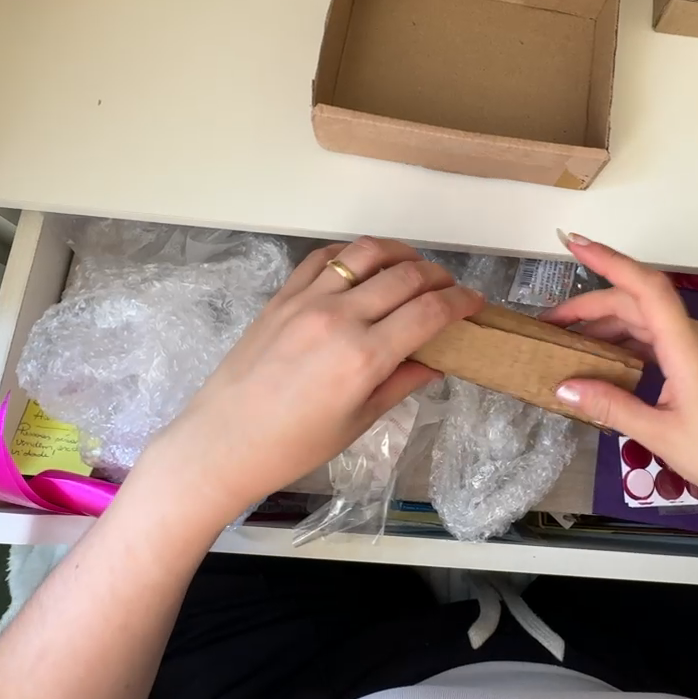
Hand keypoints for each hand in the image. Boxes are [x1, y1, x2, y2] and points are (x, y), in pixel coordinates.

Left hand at [127, 237, 483, 531]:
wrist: (221, 443)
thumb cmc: (293, 446)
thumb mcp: (358, 422)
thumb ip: (402, 383)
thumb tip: (437, 361)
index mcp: (364, 357)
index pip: (429, 312)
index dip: (461, 302)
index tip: (476, 302)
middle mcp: (339, 317)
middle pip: (406, 275)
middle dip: (439, 276)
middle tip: (451, 288)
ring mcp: (307, 300)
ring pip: (366, 252)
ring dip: (400, 252)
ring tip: (414, 265)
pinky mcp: (283, 295)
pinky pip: (324, 257)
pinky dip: (352, 253)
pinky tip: (364, 265)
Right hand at [542, 234, 697, 522]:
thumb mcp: (662, 435)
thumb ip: (611, 407)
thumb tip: (562, 388)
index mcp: (688, 348)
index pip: (646, 288)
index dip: (610, 261)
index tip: (576, 244)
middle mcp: (696, 337)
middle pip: (638, 304)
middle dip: (591, 306)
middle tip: (549, 324)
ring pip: (647, 323)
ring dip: (607, 327)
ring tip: (569, 343)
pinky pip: (660, 341)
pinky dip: (628, 344)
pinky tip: (606, 361)